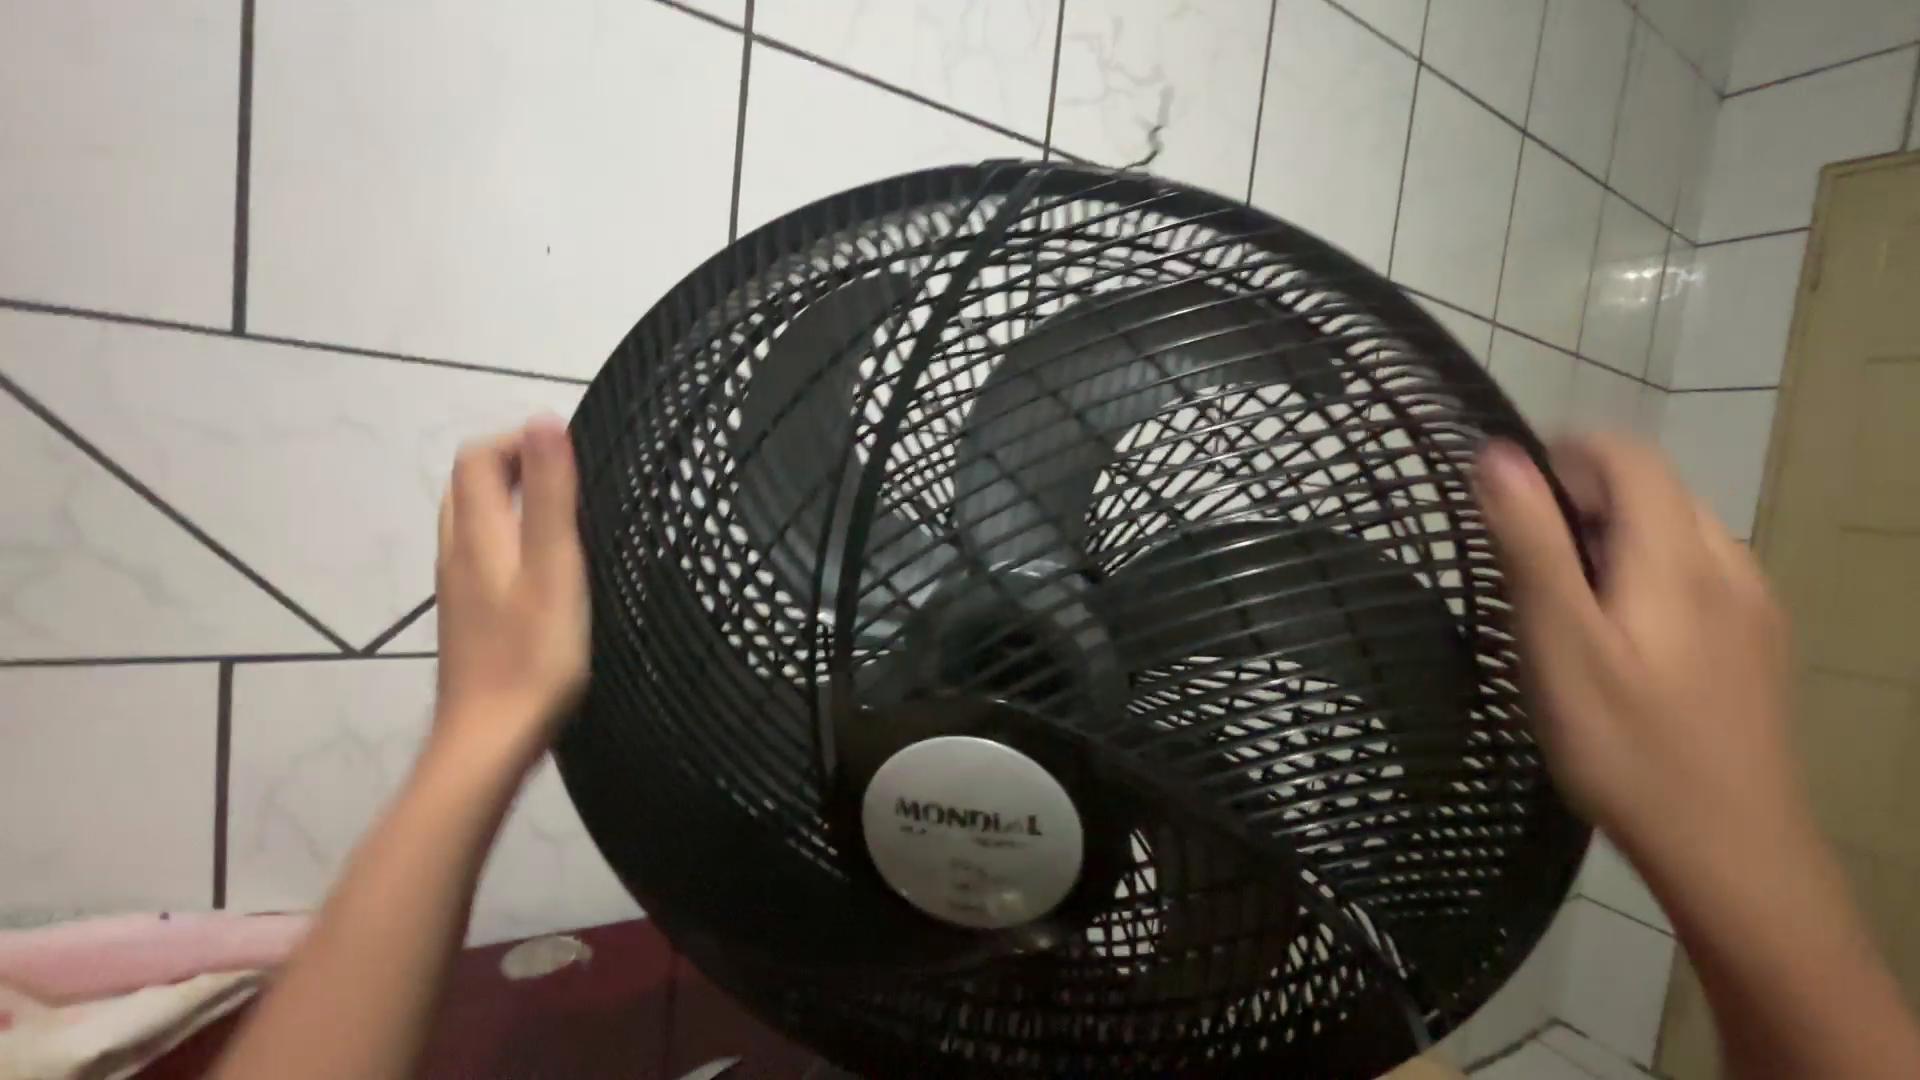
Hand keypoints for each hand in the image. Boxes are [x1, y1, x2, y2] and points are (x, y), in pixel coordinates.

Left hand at [432, 417, 588, 767]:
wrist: (490, 739)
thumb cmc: (534, 653)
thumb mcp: (554, 568)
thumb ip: (551, 496)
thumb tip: (543, 421)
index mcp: (477, 535)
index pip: (478, 459)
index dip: (519, 442)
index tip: (574, 456)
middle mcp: (458, 554)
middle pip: (470, 488)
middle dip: (515, 467)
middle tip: (574, 481)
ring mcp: (459, 590)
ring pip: (475, 525)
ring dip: (513, 503)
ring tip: (568, 519)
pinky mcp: (471, 618)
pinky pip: (483, 557)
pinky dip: (512, 540)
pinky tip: (549, 571)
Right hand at [1472, 433, 1802, 860]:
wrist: (1729, 849)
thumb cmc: (1622, 742)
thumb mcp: (1556, 640)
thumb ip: (1530, 543)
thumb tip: (1498, 456)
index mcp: (1677, 557)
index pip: (1629, 456)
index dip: (1561, 453)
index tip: (1501, 492)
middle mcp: (1727, 565)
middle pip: (1652, 490)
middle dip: (1578, 498)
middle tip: (1516, 559)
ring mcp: (1751, 606)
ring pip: (1672, 533)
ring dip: (1606, 537)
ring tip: (1554, 600)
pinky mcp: (1753, 644)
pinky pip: (1691, 574)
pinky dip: (1637, 572)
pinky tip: (1610, 634)